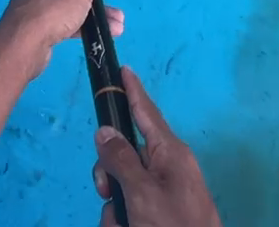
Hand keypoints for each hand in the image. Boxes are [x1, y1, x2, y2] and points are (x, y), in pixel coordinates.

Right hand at [94, 68, 222, 226]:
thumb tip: (105, 129)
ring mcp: (165, 195)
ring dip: (116, 208)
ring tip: (124, 226)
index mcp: (170, 153)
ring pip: (123, 186)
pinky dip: (124, 222)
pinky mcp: (161, 216)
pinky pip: (131, 208)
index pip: (146, 112)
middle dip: (109, 173)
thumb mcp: (142, 193)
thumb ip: (120, 159)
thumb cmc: (174, 226)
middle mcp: (168, 169)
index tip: (123, 68)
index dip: (132, 90)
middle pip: (125, 154)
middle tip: (104, 191)